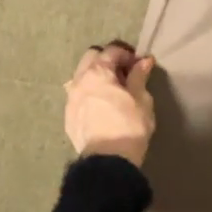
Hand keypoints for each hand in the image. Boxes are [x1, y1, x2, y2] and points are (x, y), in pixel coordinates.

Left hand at [64, 43, 155, 166]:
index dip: (127, 54)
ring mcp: (70, 99)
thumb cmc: (129, 126)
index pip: (111, 51)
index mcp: (97, 72)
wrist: (108, 161)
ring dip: (94, 77)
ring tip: (110, 91)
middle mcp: (79, 81)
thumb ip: (139, 77)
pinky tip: (99, 106)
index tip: (138, 64)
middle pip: (90, 58)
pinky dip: (88, 94)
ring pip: (80, 77)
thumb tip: (144, 61)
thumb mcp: (141, 99)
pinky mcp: (68, 117)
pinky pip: (77, 96)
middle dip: (107, 60)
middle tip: (124, 74)